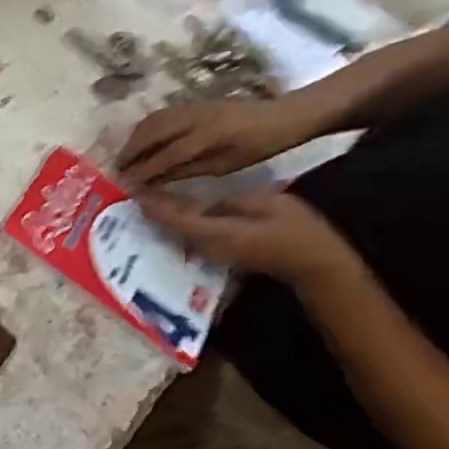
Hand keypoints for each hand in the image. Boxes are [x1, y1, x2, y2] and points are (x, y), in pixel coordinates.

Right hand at [117, 97, 320, 185]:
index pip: (166, 155)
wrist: (284, 115)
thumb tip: (155, 181)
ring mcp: (192, 107)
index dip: (144, 170)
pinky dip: (144, 128)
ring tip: (125, 156)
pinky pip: (160, 115)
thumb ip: (187, 170)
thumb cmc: (259, 147)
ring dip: (134, 139)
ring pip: (152, 121)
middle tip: (117, 169)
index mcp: (208, 136)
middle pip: (151, 133)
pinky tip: (140, 140)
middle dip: (131, 152)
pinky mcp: (192, 103)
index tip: (127, 183)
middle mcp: (195, 118)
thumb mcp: (226, 166)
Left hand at [138, 189, 363, 286]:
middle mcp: (205, 246)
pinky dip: (177, 219)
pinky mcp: (218, 251)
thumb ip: (227, 203)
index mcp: (215, 233)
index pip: (173, 218)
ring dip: (161, 214)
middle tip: (132, 186)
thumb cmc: (297, 229)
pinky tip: (172, 205)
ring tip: (145, 193)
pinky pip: (189, 233)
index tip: (133, 187)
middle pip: (168, 226)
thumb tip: (201, 203)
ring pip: (176, 230)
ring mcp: (211, 251)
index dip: (152, 203)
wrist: (316, 262)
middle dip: (150, 208)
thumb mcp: (264, 203)